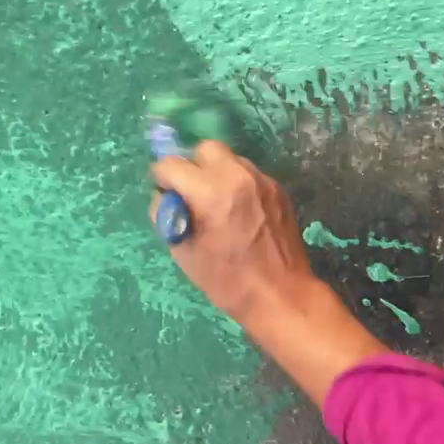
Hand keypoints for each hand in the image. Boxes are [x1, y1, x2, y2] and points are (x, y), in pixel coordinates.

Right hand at [151, 140, 318, 325]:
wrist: (281, 294)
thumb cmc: (227, 280)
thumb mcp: (184, 253)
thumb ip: (168, 216)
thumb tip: (165, 197)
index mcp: (211, 193)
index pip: (172, 164)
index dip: (162, 179)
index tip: (165, 193)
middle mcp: (238, 177)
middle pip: (205, 149)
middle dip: (193, 167)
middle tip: (192, 194)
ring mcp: (263, 180)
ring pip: (231, 159)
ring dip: (217, 174)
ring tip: (218, 204)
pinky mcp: (278, 189)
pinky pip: (249, 174)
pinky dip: (238, 184)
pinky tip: (240, 212)